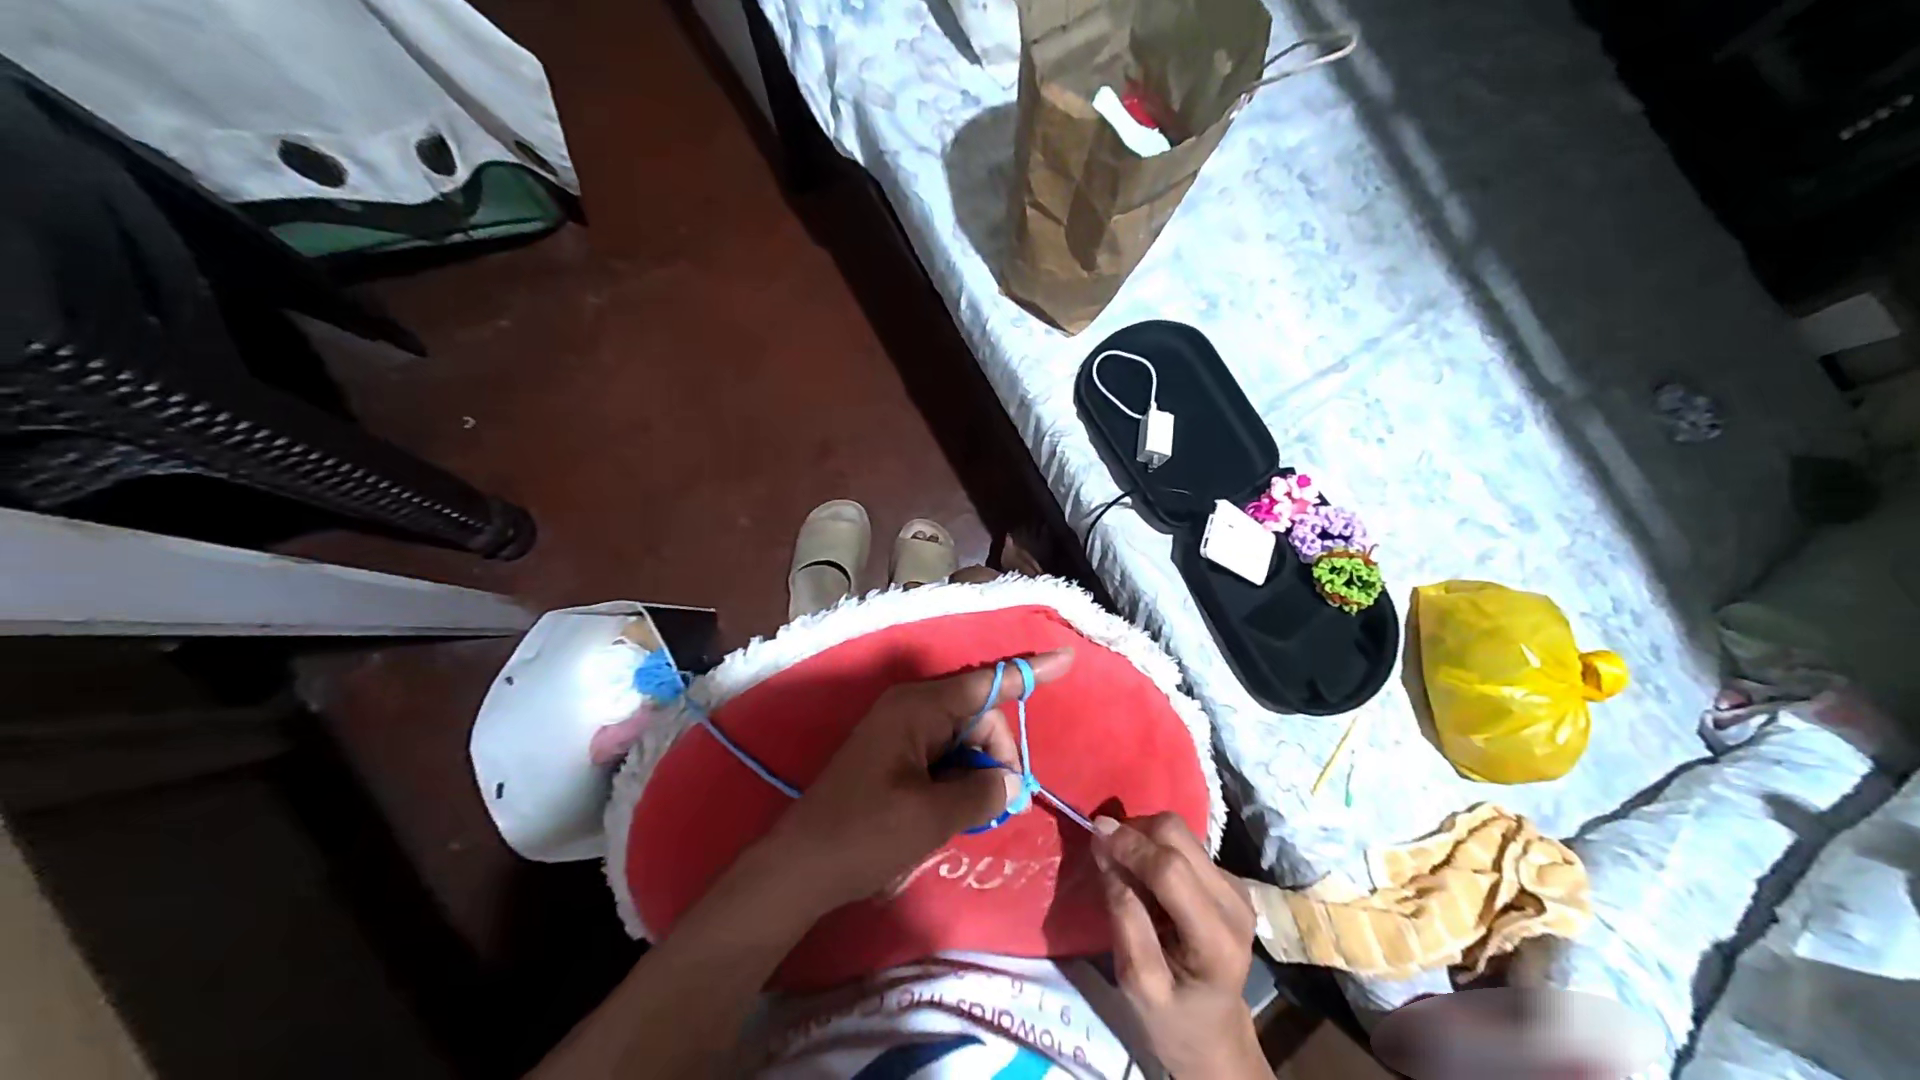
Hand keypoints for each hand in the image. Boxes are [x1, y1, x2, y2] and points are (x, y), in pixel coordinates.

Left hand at [756, 648, 1075, 912]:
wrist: (799, 867)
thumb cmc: (864, 834)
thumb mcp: (933, 816)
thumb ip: (983, 791)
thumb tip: (1009, 781)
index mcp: (917, 708)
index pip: (985, 682)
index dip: (1027, 672)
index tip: (1066, 658)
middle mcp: (909, 708)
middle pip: (977, 716)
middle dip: (995, 755)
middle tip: (997, 804)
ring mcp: (899, 730)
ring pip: (962, 739)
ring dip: (976, 773)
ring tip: (966, 815)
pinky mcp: (893, 755)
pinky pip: (942, 755)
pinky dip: (956, 779)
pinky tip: (951, 810)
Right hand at [1093, 813, 1265, 1078]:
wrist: (1213, 1035)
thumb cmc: (1171, 1018)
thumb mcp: (1137, 982)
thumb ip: (1124, 917)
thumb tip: (1106, 852)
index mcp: (1215, 939)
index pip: (1171, 869)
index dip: (1129, 845)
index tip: (1093, 834)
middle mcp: (1234, 903)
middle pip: (1178, 835)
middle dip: (1135, 832)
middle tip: (1105, 850)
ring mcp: (1236, 888)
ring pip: (1182, 832)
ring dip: (1144, 837)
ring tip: (1123, 866)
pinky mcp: (1229, 880)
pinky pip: (1186, 844)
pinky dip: (1156, 848)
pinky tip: (1146, 877)